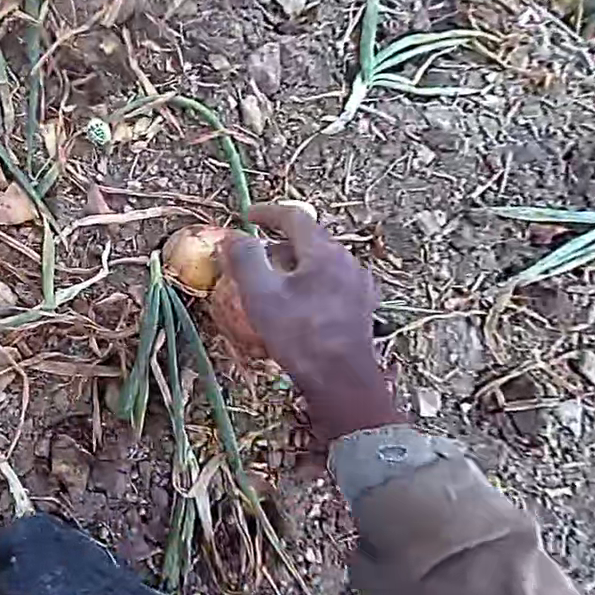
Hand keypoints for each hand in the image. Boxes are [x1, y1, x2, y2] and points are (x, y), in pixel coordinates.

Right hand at [220, 204, 404, 439]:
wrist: (342, 381)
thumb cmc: (298, 335)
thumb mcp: (260, 294)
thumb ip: (245, 259)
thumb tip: (234, 237)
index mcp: (323, 252)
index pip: (294, 217)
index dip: (267, 213)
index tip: (246, 216)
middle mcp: (347, 261)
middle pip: (308, 239)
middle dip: (277, 241)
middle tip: (253, 255)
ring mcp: (358, 285)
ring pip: (320, 261)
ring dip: (292, 263)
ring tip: (270, 281)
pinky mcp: (361, 307)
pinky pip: (330, 282)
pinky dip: (308, 282)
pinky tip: (296, 304)